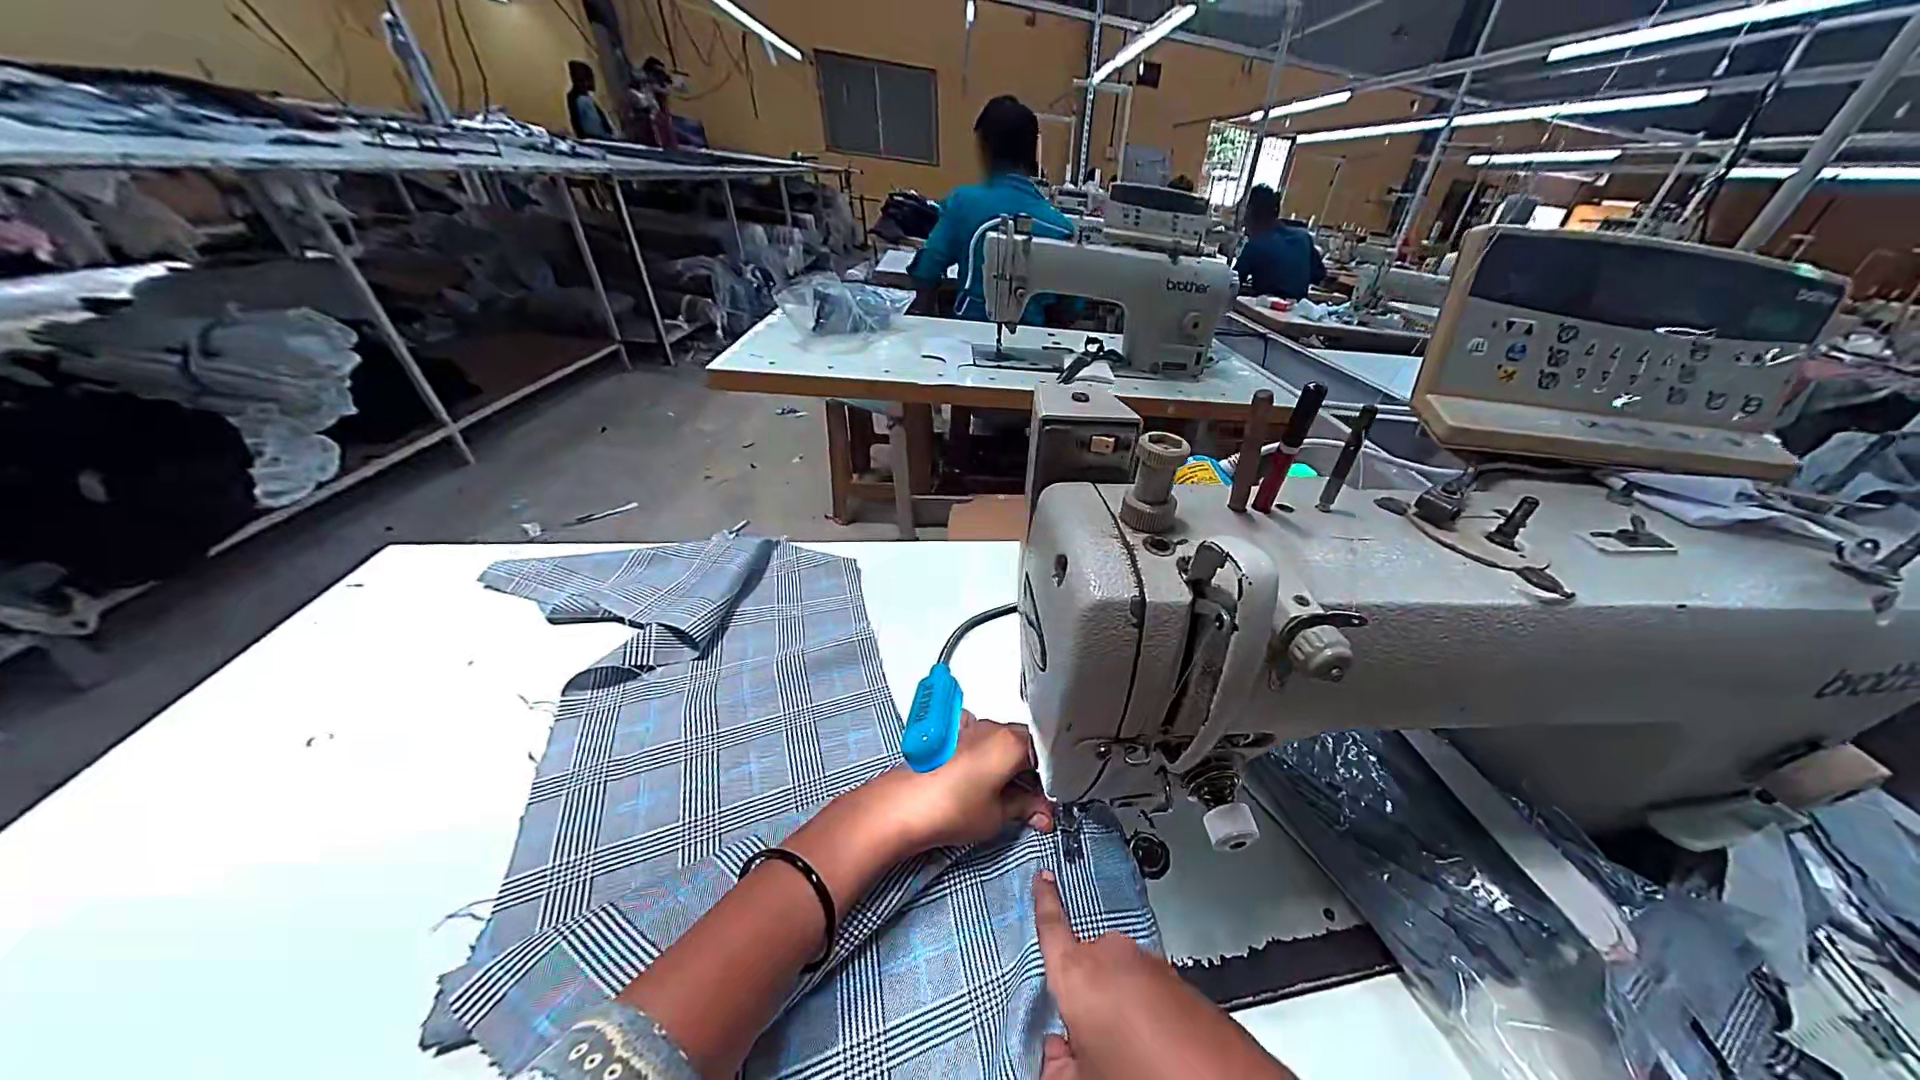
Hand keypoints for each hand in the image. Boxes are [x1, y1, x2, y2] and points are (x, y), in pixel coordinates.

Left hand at [854, 711, 1054, 858]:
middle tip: (1033, 805)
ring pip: (1004, 744)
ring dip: (1011, 766)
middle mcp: (992, 728)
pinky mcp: (952, 737)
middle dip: (1033, 774)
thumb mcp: (998, 815)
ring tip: (1008, 798)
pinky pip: (982, 743)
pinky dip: (989, 759)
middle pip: (1026, 747)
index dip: (1052, 782)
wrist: (904, 806)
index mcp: (1012, 741)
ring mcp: (970, 729)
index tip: (1050, 803)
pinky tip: (984, 782)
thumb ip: (1026, 808)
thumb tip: (1041, 812)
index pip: (1047, 757)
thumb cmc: (951, 807)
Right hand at [1033, 871, 1296, 1079]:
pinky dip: (1150, 1008)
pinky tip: (1158, 1045)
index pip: (1051, 924)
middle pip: (1088, 961)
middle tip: (1092, 1033)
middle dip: (1089, 991)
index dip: (1045, 899)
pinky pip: (1151, 987)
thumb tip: (1055, 1057)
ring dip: (1121, 1001)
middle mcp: (1111, 956)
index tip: (1044, 878)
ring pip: (1121, 975)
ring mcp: (1149, 963)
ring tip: (1132, 1049)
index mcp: (1077, 972)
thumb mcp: (1081, 1079)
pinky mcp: (1180, 978)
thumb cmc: (1143, 1075)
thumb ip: (1057, 1063)